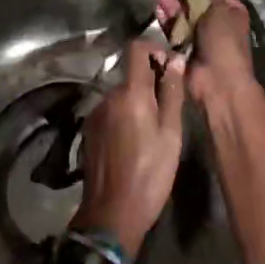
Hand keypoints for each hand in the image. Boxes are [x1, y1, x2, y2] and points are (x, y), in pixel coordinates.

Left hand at [71, 39, 187, 257]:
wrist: (111, 215)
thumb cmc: (149, 174)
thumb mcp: (170, 135)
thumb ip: (172, 93)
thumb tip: (176, 60)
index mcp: (130, 92)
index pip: (136, 48)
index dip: (154, 50)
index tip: (168, 67)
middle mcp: (109, 94)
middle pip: (130, 74)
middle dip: (149, 83)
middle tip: (167, 109)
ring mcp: (96, 112)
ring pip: (121, 95)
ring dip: (136, 102)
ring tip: (151, 131)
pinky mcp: (89, 129)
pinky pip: (110, 111)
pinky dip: (123, 116)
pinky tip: (132, 143)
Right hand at [156, 0, 255, 108]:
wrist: (218, 82)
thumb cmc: (224, 42)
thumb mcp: (220, 10)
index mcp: (230, 10)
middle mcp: (215, 21)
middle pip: (194, 0)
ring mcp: (199, 35)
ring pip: (182, 14)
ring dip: (171, 3)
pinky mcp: (184, 47)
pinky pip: (173, 29)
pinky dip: (166, 19)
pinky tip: (157, 9)